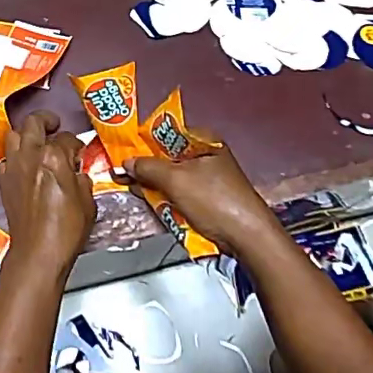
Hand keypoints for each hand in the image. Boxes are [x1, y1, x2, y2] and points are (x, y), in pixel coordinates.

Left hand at [0, 111, 93, 285]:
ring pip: (13, 135)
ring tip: (36, 141)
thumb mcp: (87, 202)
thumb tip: (77, 173)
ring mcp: (13, 167)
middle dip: (45, 119)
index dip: (75, 143)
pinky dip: (13, 159)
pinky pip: (5, 160)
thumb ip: (82, 180)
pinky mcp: (3, 182)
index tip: (79, 150)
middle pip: (33, 122)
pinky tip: (23, 166)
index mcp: (54, 157)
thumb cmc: (66, 229)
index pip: (66, 138)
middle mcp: (30, 156)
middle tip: (54, 124)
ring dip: (25, 135)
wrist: (38, 251)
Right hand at [124, 135, 285, 258]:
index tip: (123, 153)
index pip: (165, 133)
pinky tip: (157, 206)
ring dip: (155, 186)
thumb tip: (126, 162)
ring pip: (172, 177)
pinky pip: (181, 193)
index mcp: (203, 141)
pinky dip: (168, 199)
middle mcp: (206, 155)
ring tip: (137, 193)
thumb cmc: (214, 201)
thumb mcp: (175, 180)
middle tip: (124, 177)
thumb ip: (147, 168)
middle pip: (167, 156)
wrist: (249, 239)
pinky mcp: (210, 198)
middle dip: (146, 168)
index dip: (142, 142)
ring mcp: (209, 177)